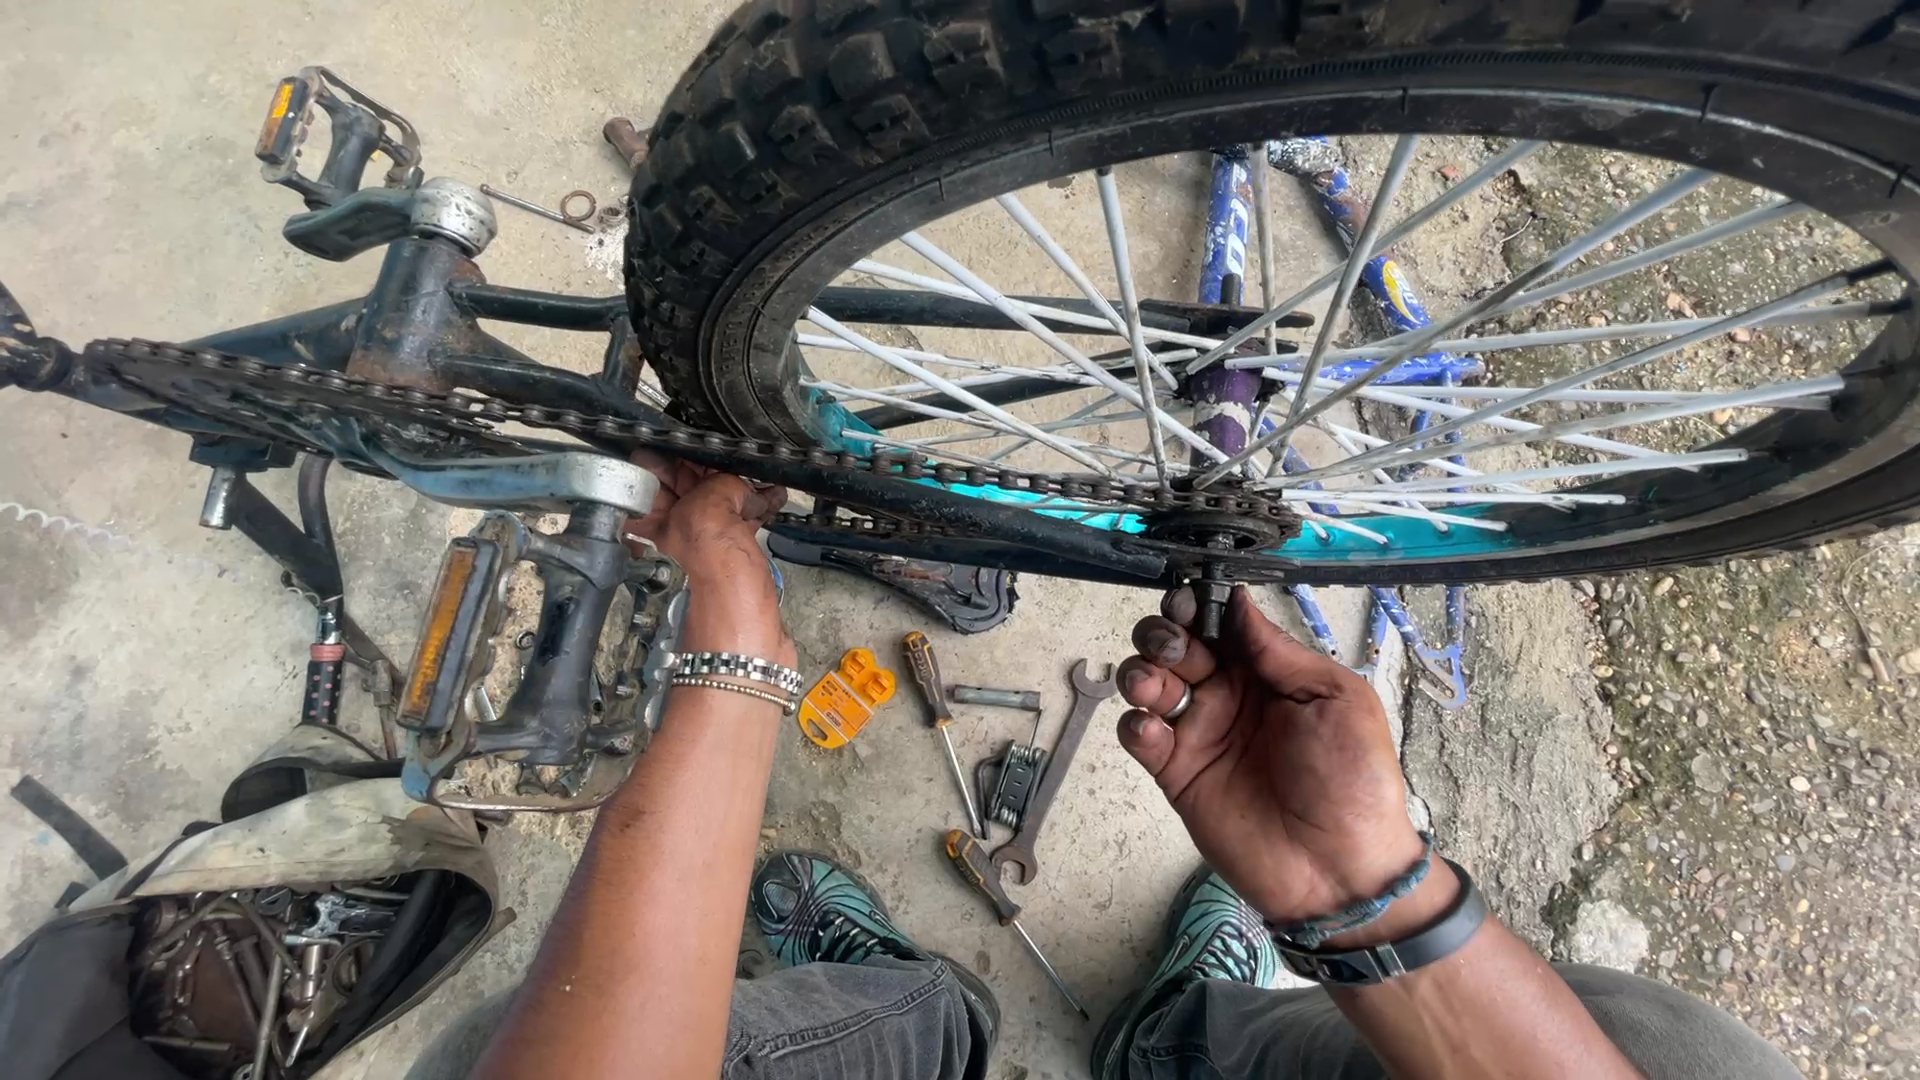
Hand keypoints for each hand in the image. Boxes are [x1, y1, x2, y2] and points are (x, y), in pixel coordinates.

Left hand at [622, 451, 794, 666]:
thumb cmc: (719, 589)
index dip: (671, 449)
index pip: (650, 471)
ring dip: (739, 482)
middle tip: (732, 445)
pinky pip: (742, 521)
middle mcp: (672, 532)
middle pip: (686, 483)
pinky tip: (775, 496)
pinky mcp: (734, 558)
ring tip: (760, 469)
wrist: (747, 644)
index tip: (695, 432)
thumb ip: (718, 486)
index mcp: (652, 521)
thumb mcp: (708, 518)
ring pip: (718, 500)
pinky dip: (758, 506)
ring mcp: (705, 546)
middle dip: (709, 461)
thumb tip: (739, 483)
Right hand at [1116, 585, 1450, 940]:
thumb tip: (1237, 600)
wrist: (1340, 872)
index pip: (1217, 624)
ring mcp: (1196, 732)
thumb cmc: (1351, 779)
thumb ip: (1280, 651)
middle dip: (1161, 635)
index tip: (1186, 602)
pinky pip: (1137, 736)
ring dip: (1139, 672)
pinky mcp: (1174, 771)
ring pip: (1145, 683)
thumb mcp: (1336, 700)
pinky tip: (1153, 731)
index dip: (1195, 606)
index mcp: (1264, 672)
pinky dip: (1134, 724)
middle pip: (1172, 645)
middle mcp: (1224, 694)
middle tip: (1175, 650)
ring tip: (1155, 688)